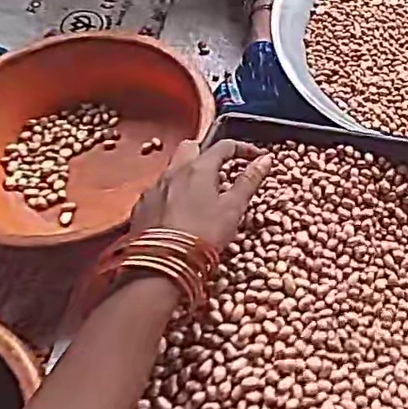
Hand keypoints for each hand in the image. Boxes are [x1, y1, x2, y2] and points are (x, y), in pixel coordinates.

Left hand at [127, 139, 273, 251]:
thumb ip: (249, 181)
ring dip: (188, 172)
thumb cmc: (203, 234)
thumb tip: (266, 160)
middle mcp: (173, 171)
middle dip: (207, 152)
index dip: (243, 148)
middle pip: (191, 147)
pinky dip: (172, 192)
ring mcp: (154, 188)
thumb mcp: (233, 208)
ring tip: (202, 192)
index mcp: (199, 168)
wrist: (163, 262)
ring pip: (172, 168)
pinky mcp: (142, 206)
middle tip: (222, 168)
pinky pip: (159, 189)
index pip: (224, 146)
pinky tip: (180, 209)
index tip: (255, 157)